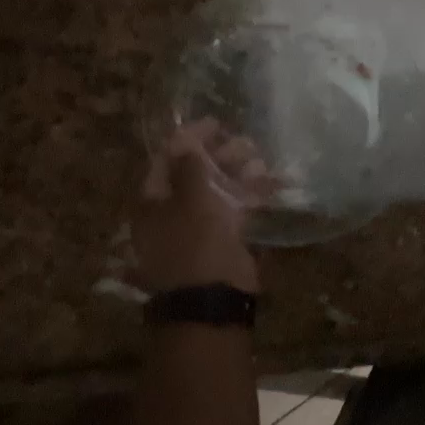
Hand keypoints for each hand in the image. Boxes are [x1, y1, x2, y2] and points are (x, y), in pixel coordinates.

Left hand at [132, 120, 263, 294]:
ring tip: (262, 162)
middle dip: (222, 155)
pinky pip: (235, 210)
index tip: (216, 123)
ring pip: (218, 191)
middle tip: (247, 144)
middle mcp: (171, 213)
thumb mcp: (192, 199)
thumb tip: (181, 137)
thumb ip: (189, 166)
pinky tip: (271, 183)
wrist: (214, 300)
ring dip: (240, 173)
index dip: (190, 138)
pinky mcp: (222, 241)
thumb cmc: (197, 244)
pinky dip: (251, 195)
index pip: (168, 160)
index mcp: (153, 202)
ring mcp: (197, 228)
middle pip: (195, 174)